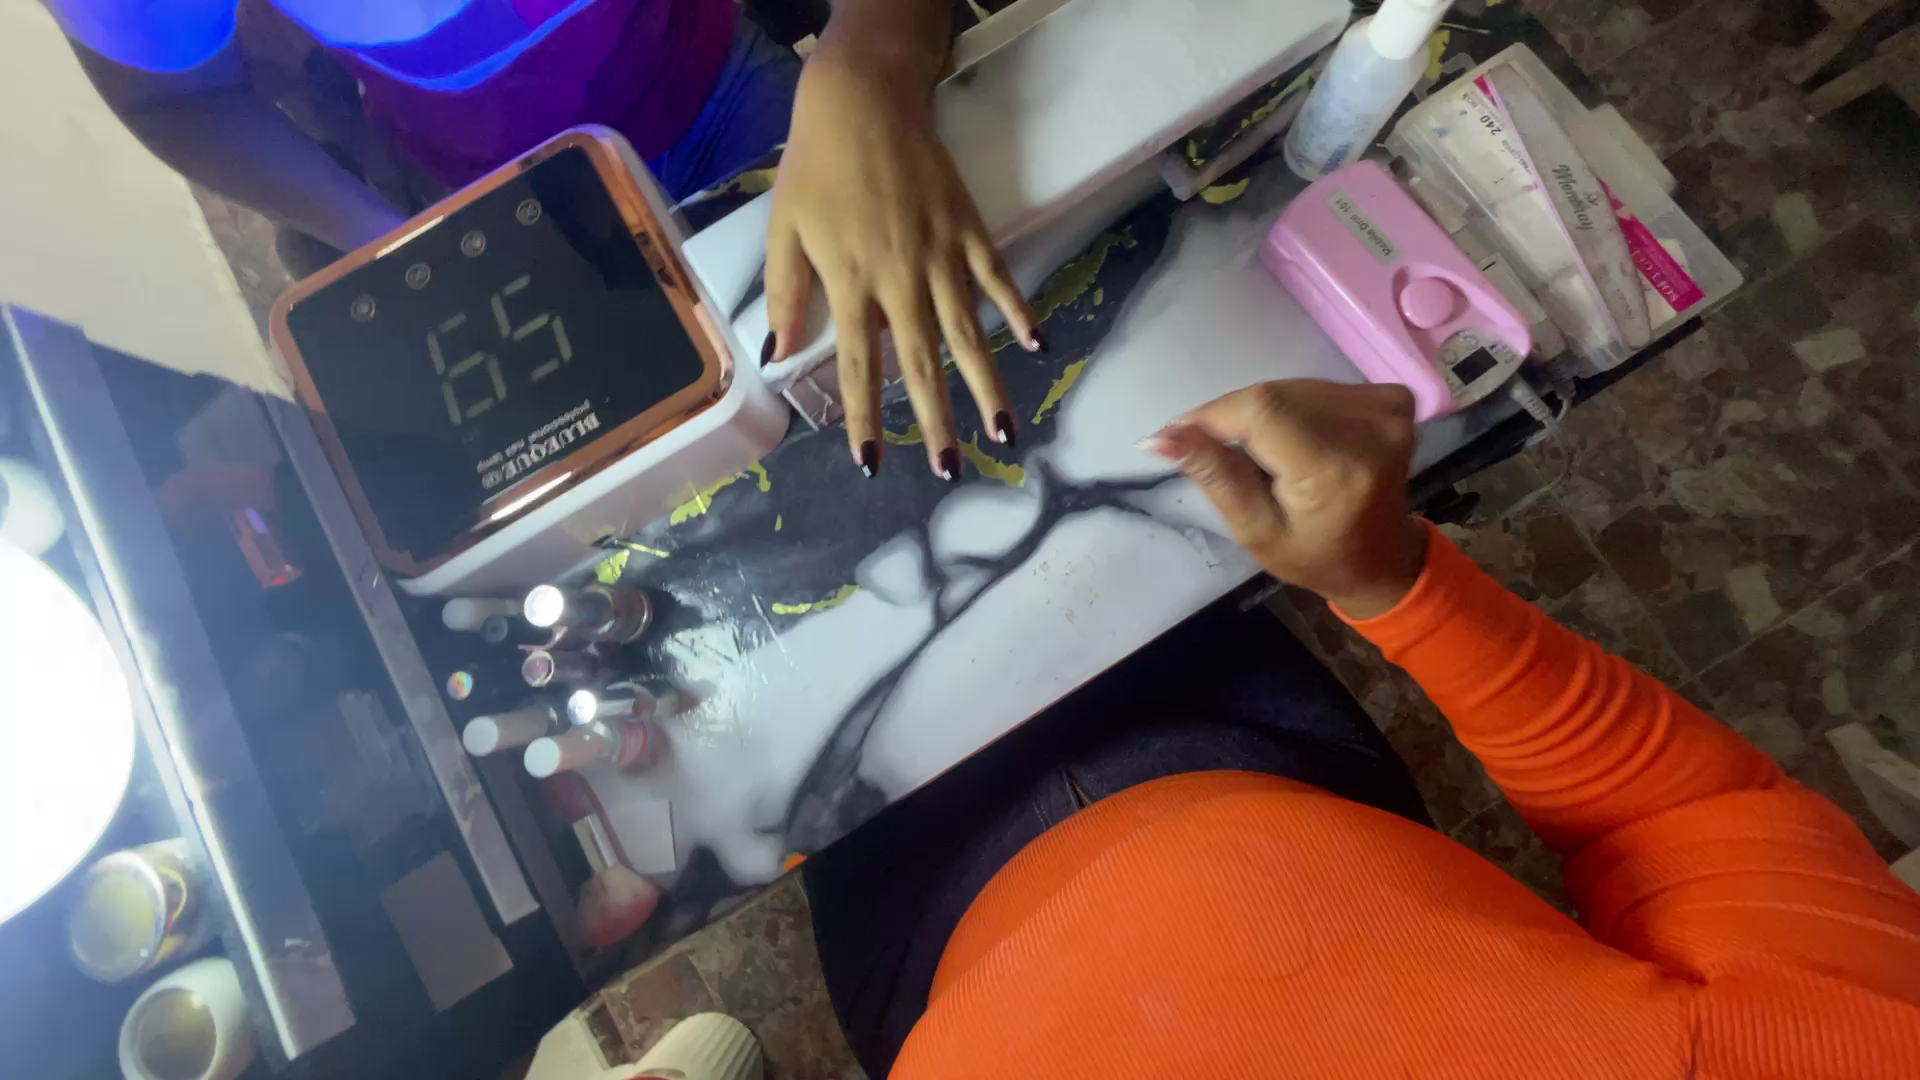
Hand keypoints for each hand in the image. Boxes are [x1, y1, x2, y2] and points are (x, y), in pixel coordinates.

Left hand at [766, 54, 1039, 480]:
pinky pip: (998, 279)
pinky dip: (1019, 311)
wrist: (863, 96)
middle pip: (923, 365)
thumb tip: (779, 357)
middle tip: (953, 471)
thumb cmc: (816, 166)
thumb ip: (787, 296)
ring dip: (988, 387)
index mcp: (853, 284)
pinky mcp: (970, 231)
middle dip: (938, 424)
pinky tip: (1039, 344)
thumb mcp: (785, 230)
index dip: (864, 421)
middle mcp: (902, 281)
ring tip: (1004, 432)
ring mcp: (941, 257)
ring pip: (968, 334)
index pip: (859, 368)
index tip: (873, 465)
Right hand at [1143, 380, 1428, 618]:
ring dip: (1256, 411)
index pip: (1261, 410)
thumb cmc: (1310, 555)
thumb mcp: (1252, 528)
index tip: (1178, 435)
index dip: (1212, 415)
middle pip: (1272, 394)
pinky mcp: (1391, 397)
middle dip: (1229, 416)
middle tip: (1209, 448)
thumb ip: (1213, 475)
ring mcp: (1386, 408)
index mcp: (1335, 470)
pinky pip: (1314, 387)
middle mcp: (1370, 429)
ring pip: (1289, 387)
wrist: (1381, 558)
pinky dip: (1287, 407)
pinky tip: (1287, 437)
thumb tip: (1158, 438)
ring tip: (1251, 450)